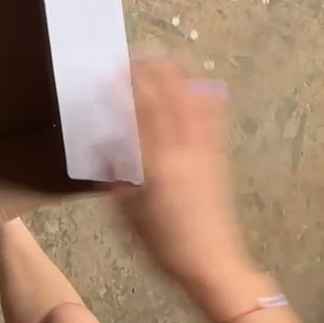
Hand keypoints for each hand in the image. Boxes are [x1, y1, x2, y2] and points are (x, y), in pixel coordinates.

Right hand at [123, 55, 260, 317]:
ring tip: (162, 58)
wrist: (212, 264)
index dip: (124, 88)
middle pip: (168, 97)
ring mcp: (204, 151)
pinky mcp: (218, 157)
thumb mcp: (125, 213)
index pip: (139, 113)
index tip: (109, 73)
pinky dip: (205, 94)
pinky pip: (214, 117)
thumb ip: (114, 176)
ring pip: (194, 101)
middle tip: (133, 57)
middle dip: (151, 71)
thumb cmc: (162, 244)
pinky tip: (198, 82)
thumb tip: (105, 147)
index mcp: (155, 165)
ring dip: (178, 75)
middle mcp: (182, 150)